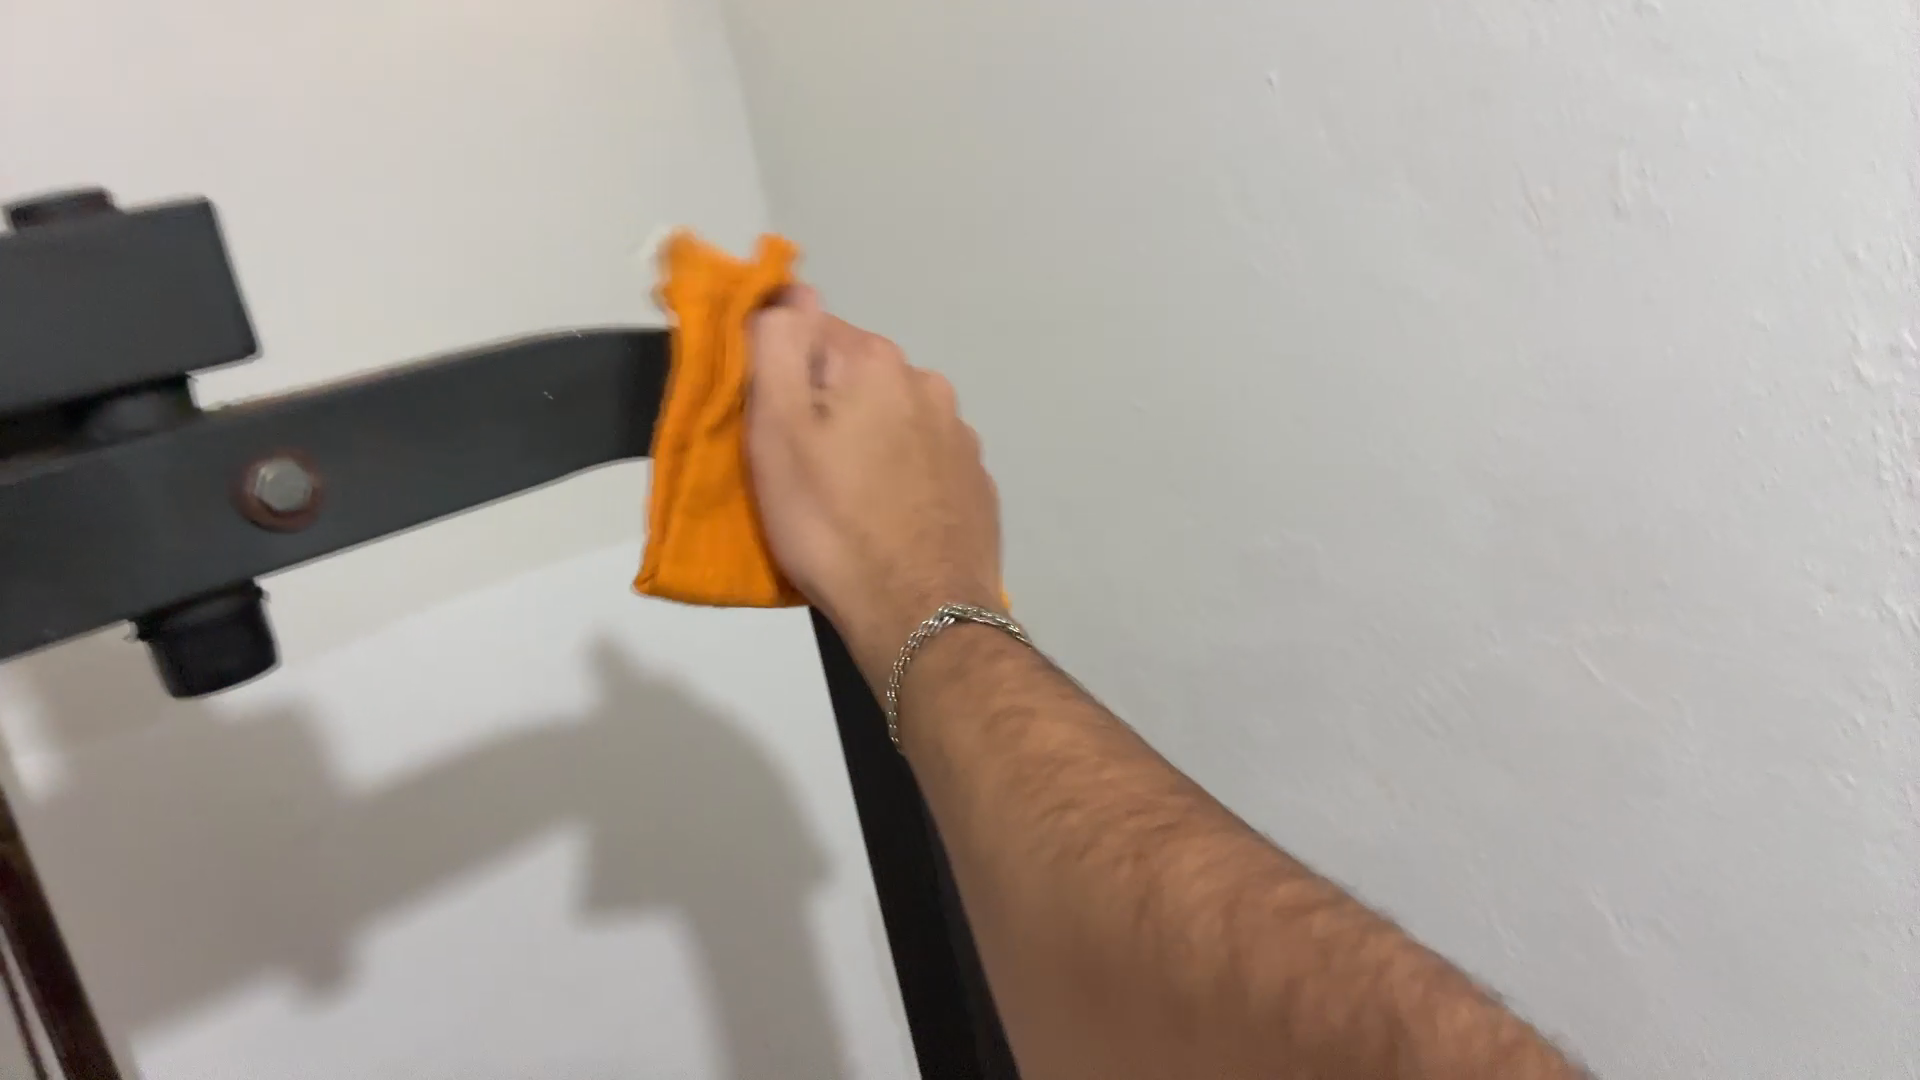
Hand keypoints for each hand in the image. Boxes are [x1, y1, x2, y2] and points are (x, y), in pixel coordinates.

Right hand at [746, 286, 1002, 683]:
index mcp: (880, 364)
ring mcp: (961, 438)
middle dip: (829, 410)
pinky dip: (904, 479)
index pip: (812, 334)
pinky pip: (926, 464)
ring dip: (870, 444)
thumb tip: (794, 291)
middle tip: (808, 472)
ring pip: (895, 422)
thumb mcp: (777, 430)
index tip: (774, 426)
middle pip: (857, 379)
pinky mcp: (977, 485)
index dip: (783, 376)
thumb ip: (780, 344)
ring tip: (851, 504)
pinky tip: (891, 520)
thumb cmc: (832, 525)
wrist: (920, 613)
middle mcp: (930, 387)